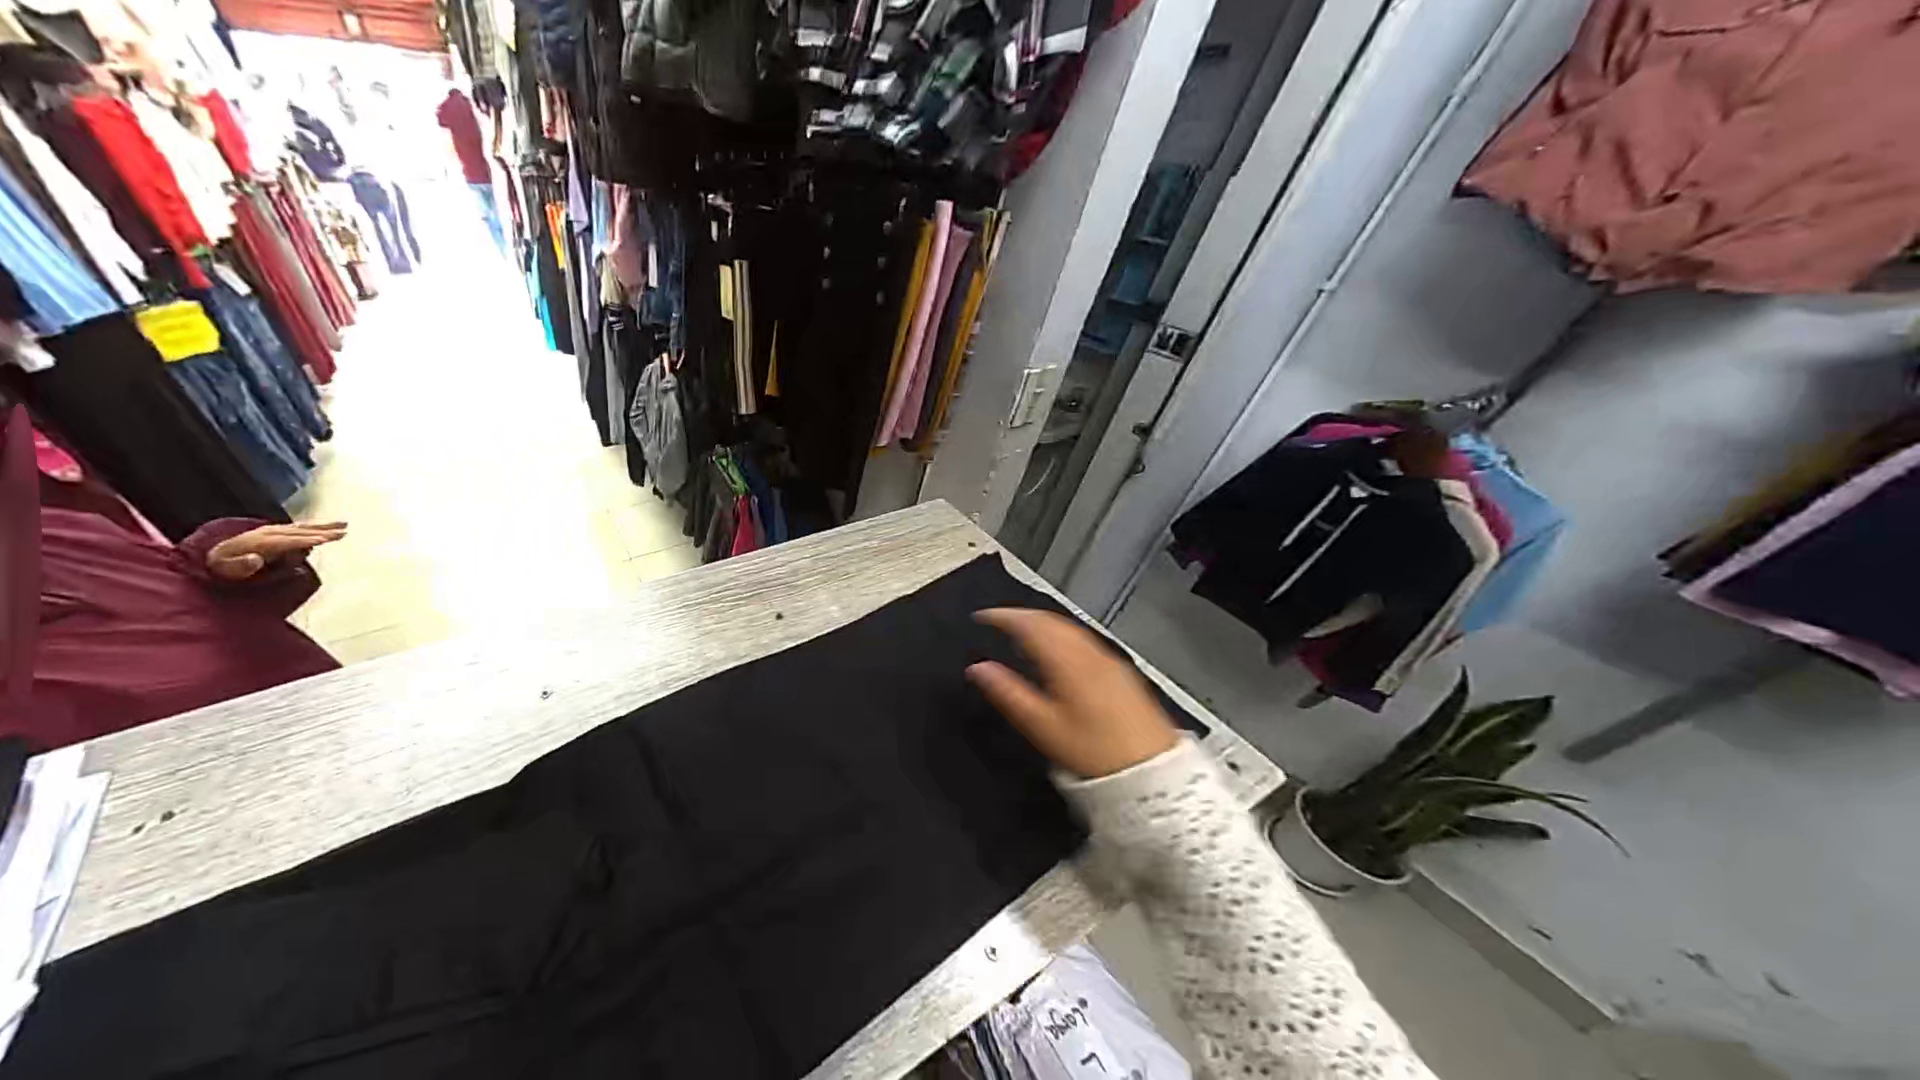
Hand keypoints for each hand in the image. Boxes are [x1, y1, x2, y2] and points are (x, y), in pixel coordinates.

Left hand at [206, 522, 346, 580]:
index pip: (288, 541)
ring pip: (302, 527)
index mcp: (258, 543)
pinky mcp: (275, 531)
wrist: (214, 556)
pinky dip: (314, 526)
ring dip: (323, 526)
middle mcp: (267, 533)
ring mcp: (271, 530)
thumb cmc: (223, 568)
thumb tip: (257, 559)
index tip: (325, 540)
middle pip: (299, 532)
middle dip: (322, 531)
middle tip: (344, 532)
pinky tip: (325, 527)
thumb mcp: (227, 569)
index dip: (306, 540)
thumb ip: (241, 565)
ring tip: (343, 525)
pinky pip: (298, 527)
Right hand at [967, 608, 1178, 778]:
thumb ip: (1008, 693)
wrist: (1150, 770)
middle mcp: (1090, 652)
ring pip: (1069, 629)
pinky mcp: (1121, 673)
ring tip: (1022, 632)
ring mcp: (1109, 660)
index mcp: (1067, 660)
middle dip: (1022, 616)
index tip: (983, 617)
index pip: (1030, 624)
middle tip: (999, 620)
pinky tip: (1057, 651)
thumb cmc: (1093, 752)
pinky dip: (1062, 636)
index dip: (1003, 617)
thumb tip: (978, 669)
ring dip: (1043, 624)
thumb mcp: (1042, 726)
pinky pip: (1084, 640)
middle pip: (1051, 620)